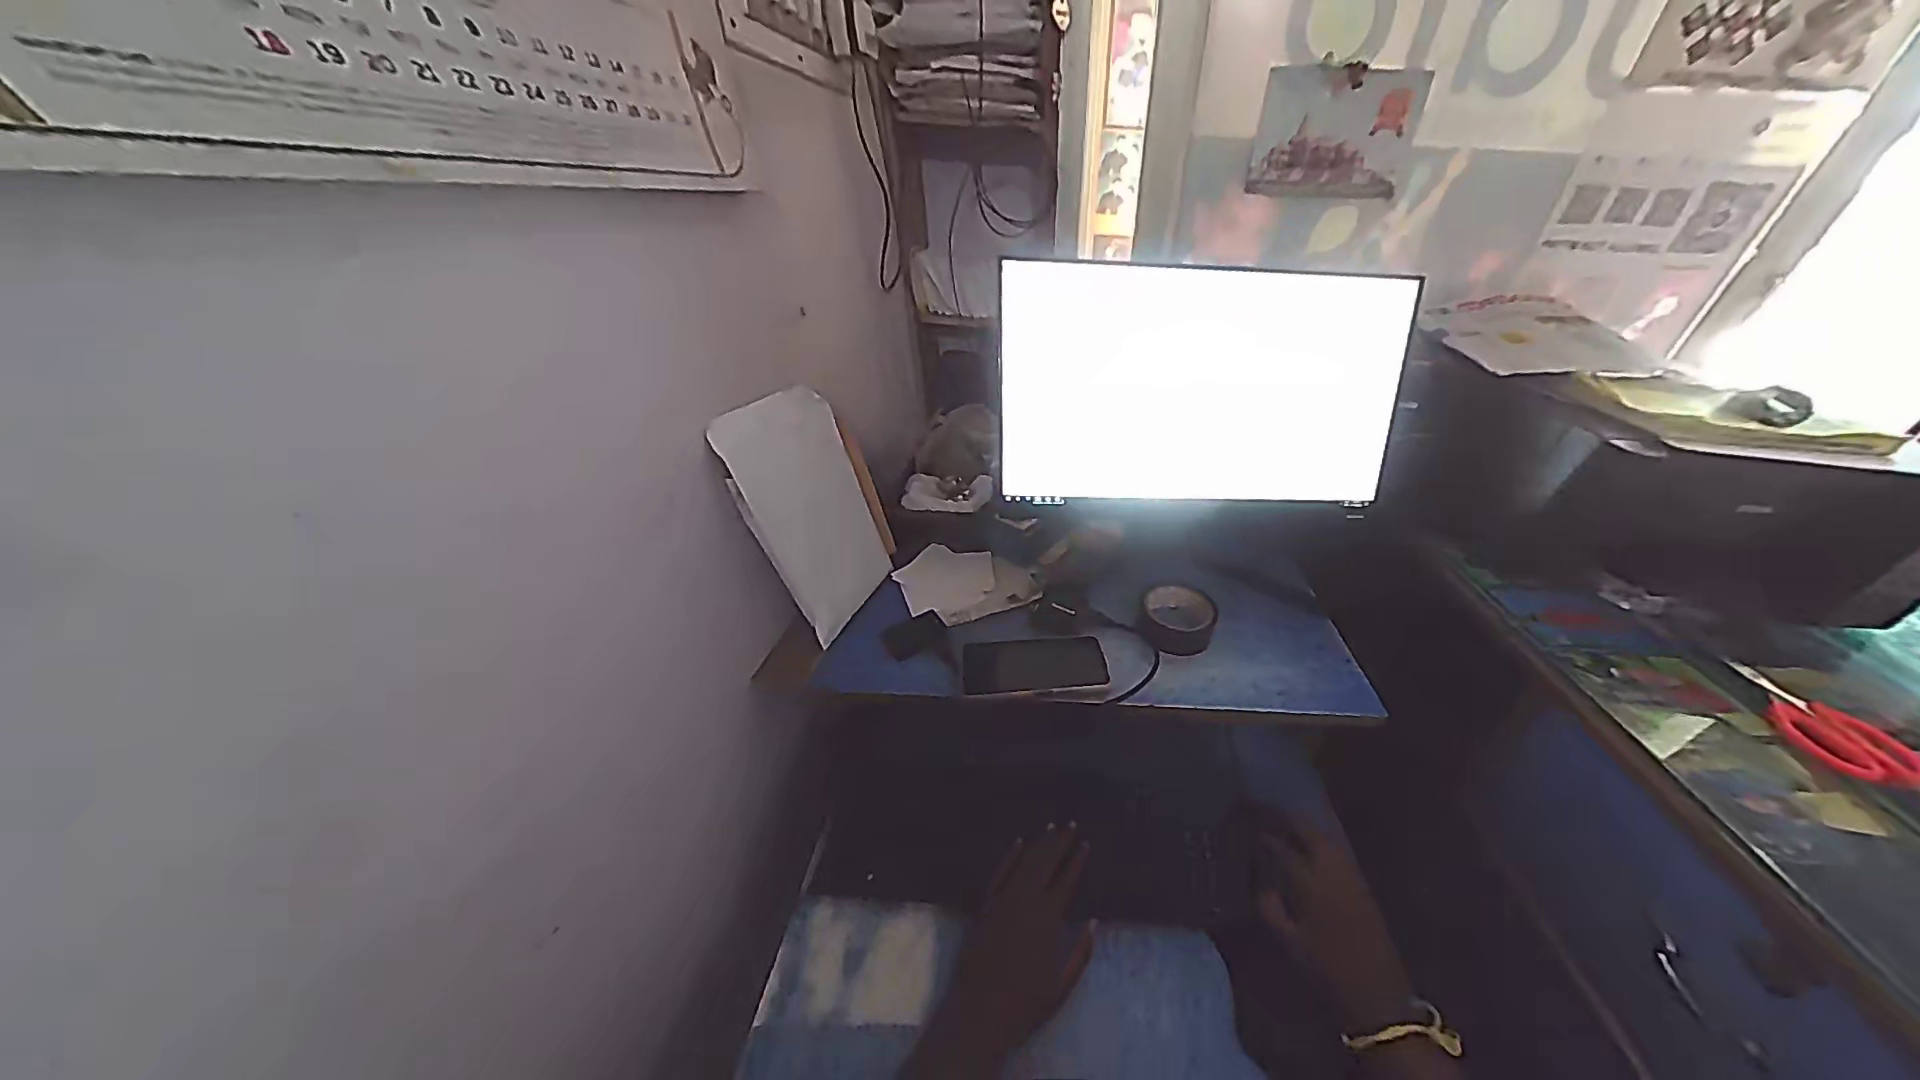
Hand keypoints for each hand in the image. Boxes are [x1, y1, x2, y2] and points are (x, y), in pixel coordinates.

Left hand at [900, 824, 1094, 1079]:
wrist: (979, 1012)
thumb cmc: (1025, 1005)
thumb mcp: (1062, 987)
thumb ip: (1080, 953)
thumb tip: (1093, 922)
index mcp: (1047, 920)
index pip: (1066, 880)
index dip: (1077, 861)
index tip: (1085, 844)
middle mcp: (1025, 902)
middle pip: (1045, 863)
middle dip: (1059, 842)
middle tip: (1070, 825)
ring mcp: (1002, 901)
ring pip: (1023, 862)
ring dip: (1039, 843)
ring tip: (1051, 827)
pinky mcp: (985, 906)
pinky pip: (999, 873)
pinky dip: (1010, 855)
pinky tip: (1019, 841)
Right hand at [1254, 817, 1413, 1031]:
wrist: (1378, 996)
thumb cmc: (1327, 970)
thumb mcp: (1290, 942)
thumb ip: (1271, 909)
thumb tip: (1263, 886)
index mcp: (1310, 883)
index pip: (1281, 846)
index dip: (1263, 831)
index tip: (1244, 817)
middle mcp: (1332, 872)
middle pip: (1308, 831)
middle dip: (1285, 816)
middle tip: (1263, 807)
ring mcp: (1351, 878)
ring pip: (1326, 838)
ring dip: (1304, 826)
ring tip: (1282, 820)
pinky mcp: (1363, 887)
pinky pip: (1338, 852)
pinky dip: (1320, 841)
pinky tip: (1308, 845)